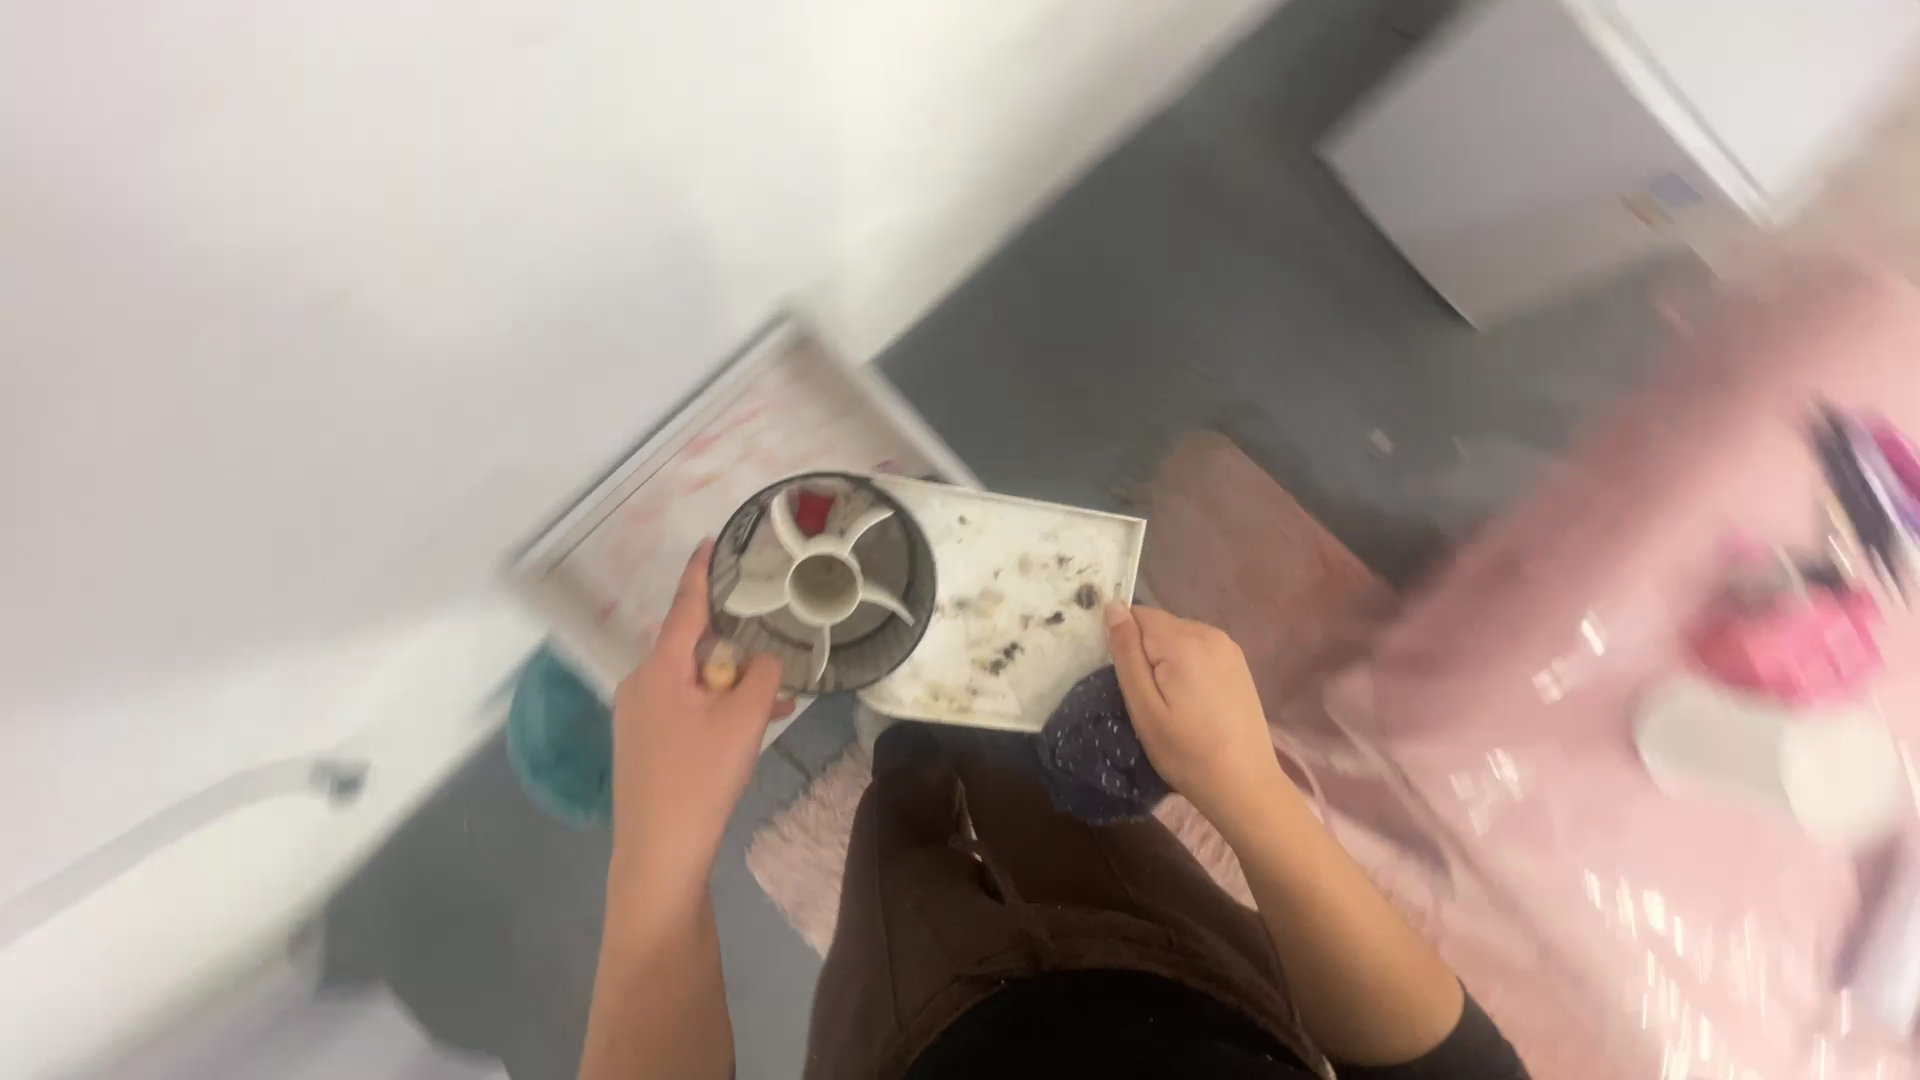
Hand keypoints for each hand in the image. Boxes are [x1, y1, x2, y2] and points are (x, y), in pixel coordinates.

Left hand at [610, 540, 791, 893]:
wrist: (659, 854)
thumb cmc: (700, 777)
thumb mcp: (745, 719)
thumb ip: (763, 675)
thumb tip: (765, 659)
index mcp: (658, 670)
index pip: (685, 608)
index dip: (701, 573)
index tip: (711, 542)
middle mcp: (641, 685)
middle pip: (695, 649)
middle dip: (735, 650)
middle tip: (771, 646)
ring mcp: (639, 716)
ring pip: (695, 683)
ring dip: (733, 686)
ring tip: (776, 699)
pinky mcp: (645, 743)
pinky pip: (687, 708)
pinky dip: (718, 709)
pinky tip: (752, 725)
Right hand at [1104, 603, 1285, 819]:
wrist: (1244, 784)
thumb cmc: (1186, 751)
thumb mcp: (1144, 706)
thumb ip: (1126, 653)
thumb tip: (1113, 607)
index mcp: (1182, 640)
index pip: (1137, 614)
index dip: (1123, 641)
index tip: (1125, 678)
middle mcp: (1208, 633)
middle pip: (1158, 624)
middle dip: (1144, 651)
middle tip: (1145, 697)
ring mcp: (1227, 647)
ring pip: (1177, 635)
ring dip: (1165, 658)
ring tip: (1168, 701)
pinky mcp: (1237, 662)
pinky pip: (1197, 648)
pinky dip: (1186, 664)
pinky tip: (1190, 699)